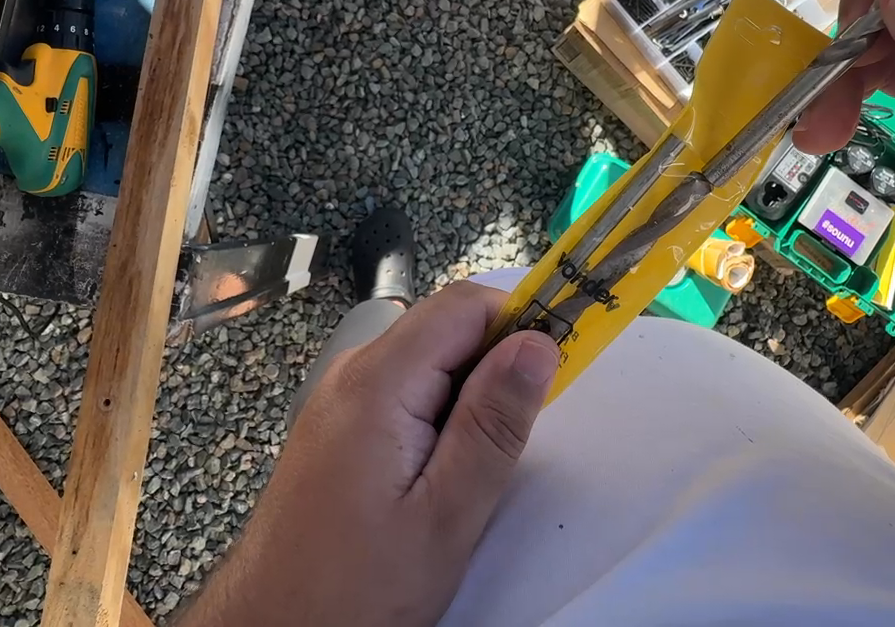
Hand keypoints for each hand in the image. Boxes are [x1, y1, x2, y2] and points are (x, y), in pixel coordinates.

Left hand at [177, 282, 559, 626]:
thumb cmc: (359, 588)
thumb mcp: (446, 514)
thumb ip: (494, 423)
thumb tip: (538, 343)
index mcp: (379, 380)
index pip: (463, 305)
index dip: (517, 318)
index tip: (556, 361)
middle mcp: (354, 369)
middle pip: (444, 325)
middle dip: (496, 356)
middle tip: (522, 424)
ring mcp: (341, 393)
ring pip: (426, 355)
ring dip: (470, 385)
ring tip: (481, 456)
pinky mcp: (338, 419)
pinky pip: (403, 383)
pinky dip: (440, 405)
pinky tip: (443, 463)